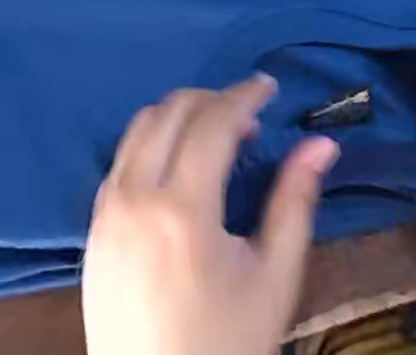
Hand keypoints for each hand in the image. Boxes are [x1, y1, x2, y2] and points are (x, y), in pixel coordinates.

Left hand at [83, 75, 339, 354]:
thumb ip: (295, 201)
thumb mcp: (274, 277)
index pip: (213, 121)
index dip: (244, 94)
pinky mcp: (93, 226)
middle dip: (214, 98)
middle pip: (173, 110)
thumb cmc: (225, 342)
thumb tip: (322, 144)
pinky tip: (180, 165)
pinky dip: (153, 139)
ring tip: (217, 136)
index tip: (268, 85)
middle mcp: (136, 197)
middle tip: (248, 117)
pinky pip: (122, 157)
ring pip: (140, 125)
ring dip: (181, 114)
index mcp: (184, 209)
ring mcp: (107, 211)